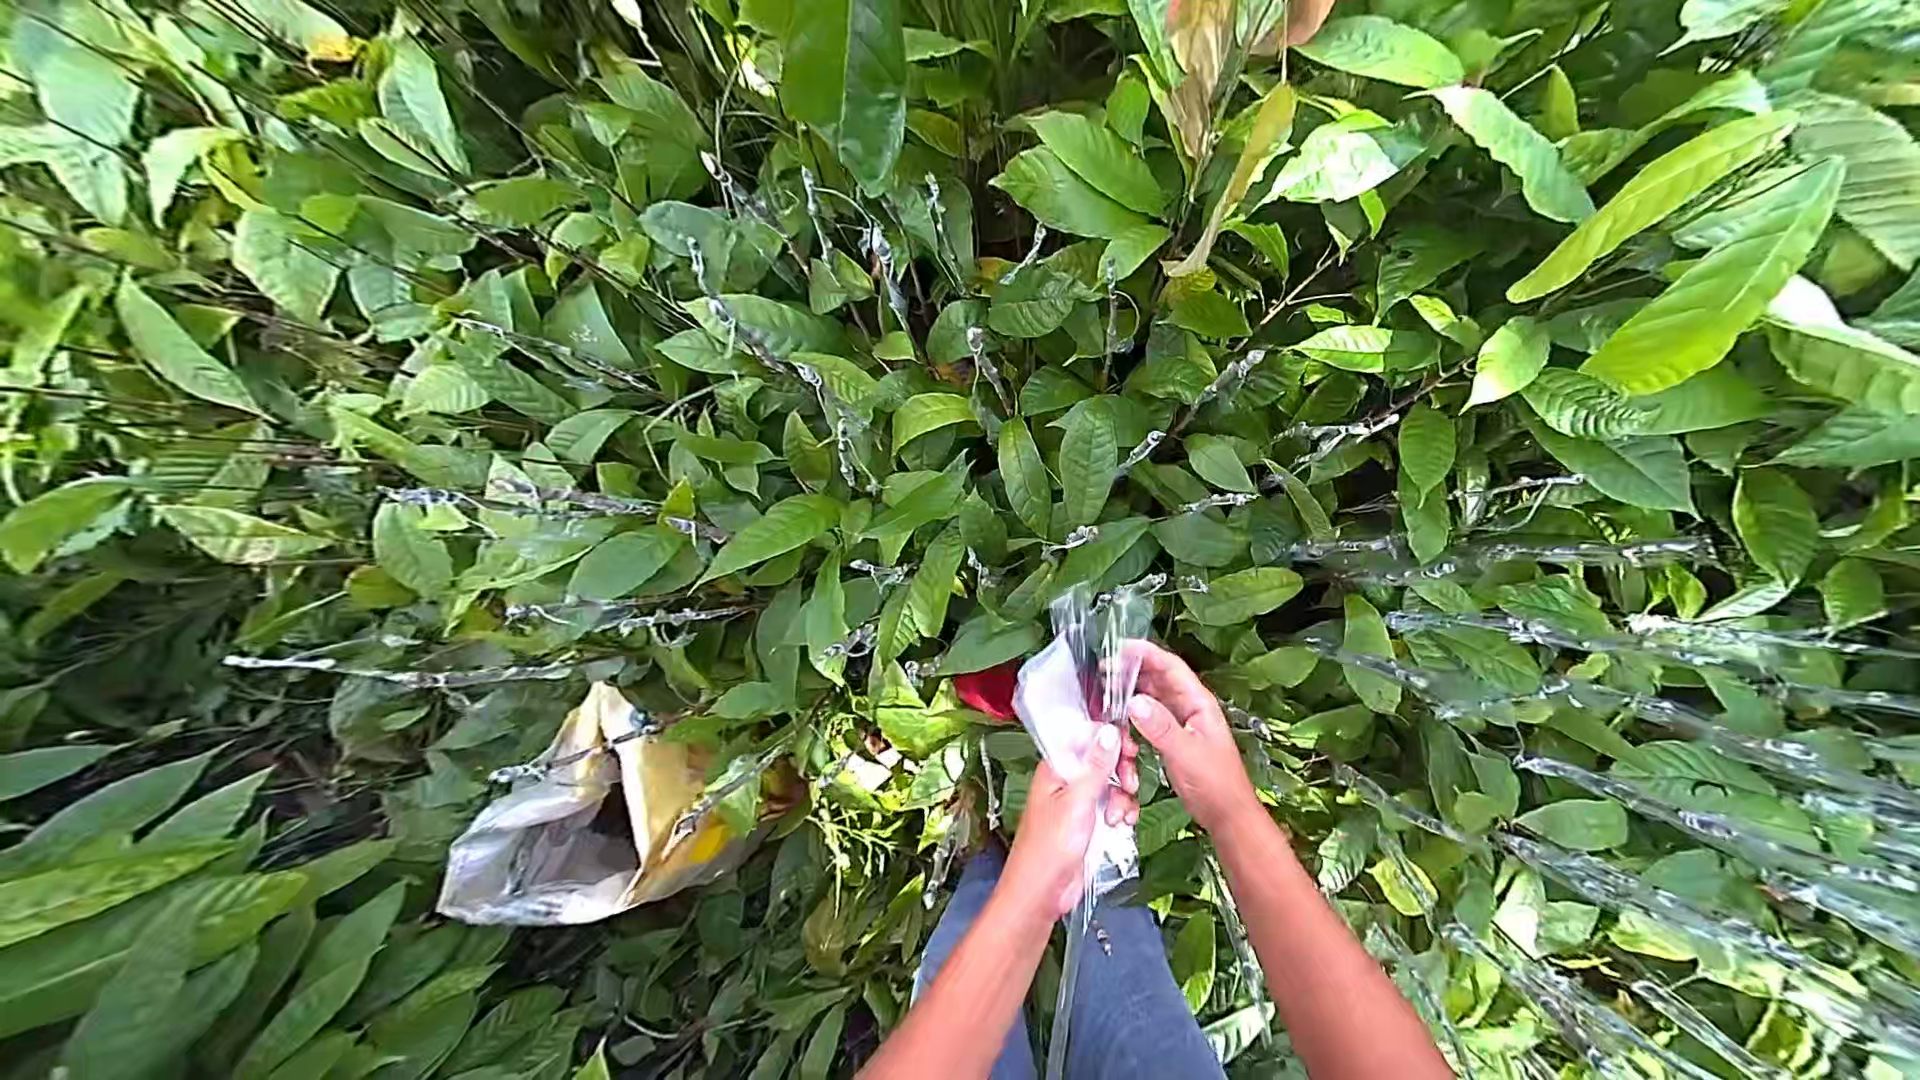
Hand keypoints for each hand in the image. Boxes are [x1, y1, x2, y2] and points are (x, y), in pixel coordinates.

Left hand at [1001, 724, 1130, 918]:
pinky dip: (1122, 811)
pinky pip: (1113, 804)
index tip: (1128, 747)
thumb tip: (1109, 732)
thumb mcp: (1077, 801)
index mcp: (1056, 766)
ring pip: (1112, 782)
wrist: (1043, 891)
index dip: (1109, 738)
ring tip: (1118, 814)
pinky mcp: (1089, 818)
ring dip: (1122, 796)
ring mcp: (1078, 798)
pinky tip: (1121, 823)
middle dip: (1121, 769)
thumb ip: (1096, 766)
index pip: (1086, 735)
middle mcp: (1066, 778)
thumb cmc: (1047, 848)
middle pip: (1103, 757)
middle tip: (1129, 782)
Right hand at [1122, 640, 1262, 832]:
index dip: (1145, 653)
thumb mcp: (1187, 753)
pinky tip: (1119, 718)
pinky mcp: (1169, 736)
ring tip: (1107, 691)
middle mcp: (1187, 707)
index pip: (1169, 666)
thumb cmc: (1217, 785)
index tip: (1120, 648)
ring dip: (1129, 692)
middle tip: (1105, 669)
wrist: (1226, 816)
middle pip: (1156, 677)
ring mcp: (1178, 721)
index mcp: (1197, 703)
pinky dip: (1131, 714)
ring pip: (1149, 696)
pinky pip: (1146, 716)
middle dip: (1131, 670)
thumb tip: (1134, 702)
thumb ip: (1161, 727)